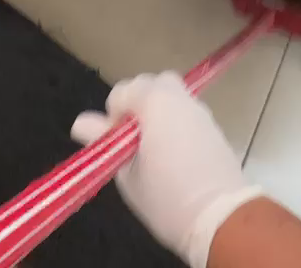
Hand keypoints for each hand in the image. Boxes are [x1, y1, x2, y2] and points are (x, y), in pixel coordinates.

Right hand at [71, 73, 263, 267]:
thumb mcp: (126, 173)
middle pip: (150, 85)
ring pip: (170, 96)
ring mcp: (198, 108)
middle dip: (136, 106)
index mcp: (154, 100)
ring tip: (153, 149)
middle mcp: (178, 95)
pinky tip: (174, 154)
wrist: (221, 216)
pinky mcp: (212, 124)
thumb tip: (79, 123)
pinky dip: (175, 122)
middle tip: (132, 143)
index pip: (122, 91)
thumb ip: (103, 141)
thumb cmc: (167, 196)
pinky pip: (185, 111)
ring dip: (157, 112)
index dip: (113, 116)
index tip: (116, 146)